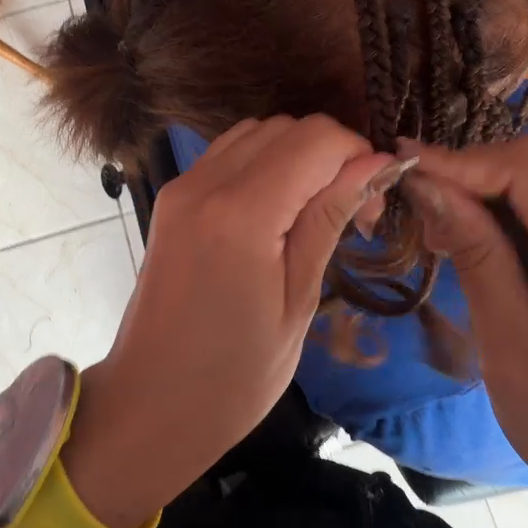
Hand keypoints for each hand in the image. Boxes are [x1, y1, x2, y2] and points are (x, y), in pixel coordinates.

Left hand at [62, 116, 396, 527]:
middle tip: (351, 212)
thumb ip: (329, 217)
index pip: (316, 138)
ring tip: (314, 210)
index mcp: (241, 213)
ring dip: (295, 154)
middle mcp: (205, 182)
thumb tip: (374, 162)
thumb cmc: (237, 372)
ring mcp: (182, 185)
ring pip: (255, 132)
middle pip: (286, 127)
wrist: (152, 400)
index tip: (373, 204)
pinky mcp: (172, 196)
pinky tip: (275, 208)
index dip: (357, 155)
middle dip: (330, 153)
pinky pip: (226, 153)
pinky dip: (261, 162)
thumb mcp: (299, 299)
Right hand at [400, 136, 527, 527]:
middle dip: (474, 171)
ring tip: (444, 228)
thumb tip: (430, 187)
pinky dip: (520, 213)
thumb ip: (478, 260)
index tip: (404, 167)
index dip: (461, 159)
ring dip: (494, 191)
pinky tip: (487, 245)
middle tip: (420, 204)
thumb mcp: (512, 355)